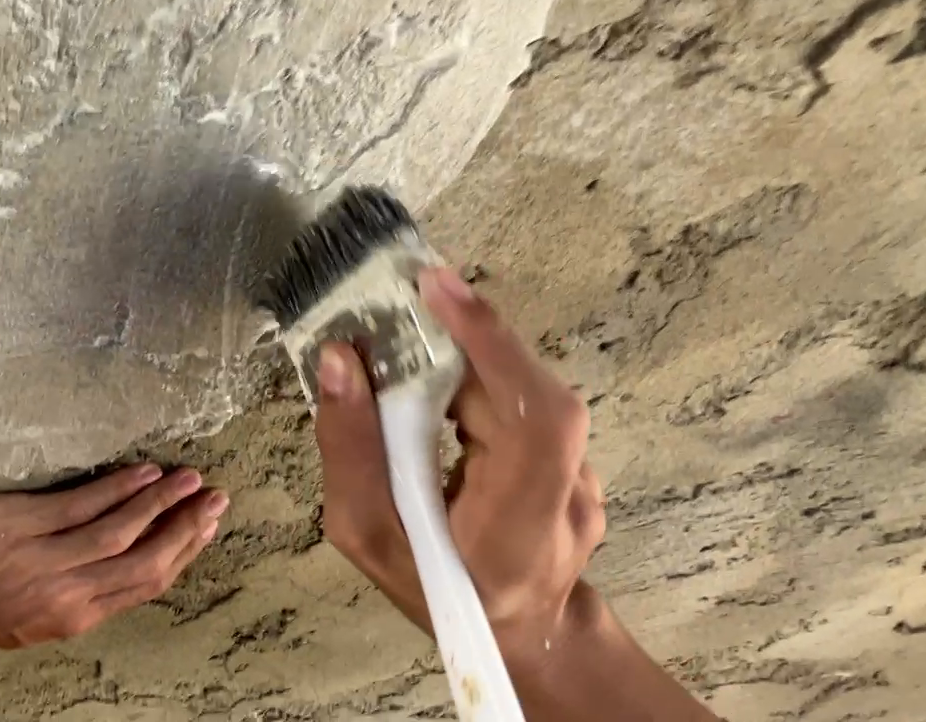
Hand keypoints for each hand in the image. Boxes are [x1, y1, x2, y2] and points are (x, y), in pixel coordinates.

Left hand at [0, 465, 226, 656]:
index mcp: (76, 615)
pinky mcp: (22, 524)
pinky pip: (80, 506)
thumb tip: (120, 562)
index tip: (208, 528)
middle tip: (217, 499)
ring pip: (120, 531)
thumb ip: (80, 592)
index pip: (145, 583)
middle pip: (145, 560)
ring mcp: (47, 556)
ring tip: (190, 480)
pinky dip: (118, 489)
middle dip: (186, 529)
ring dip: (161, 503)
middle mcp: (70, 591)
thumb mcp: (37, 616)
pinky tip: (143, 472)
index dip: (183, 554)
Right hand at [314, 266, 604, 656]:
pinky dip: (483, 373)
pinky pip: (526, 399)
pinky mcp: (579, 460)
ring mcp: (586, 476)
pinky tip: (443, 377)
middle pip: (529, 392)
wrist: (523, 637)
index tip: (436, 287)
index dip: (492, 344)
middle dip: (467, 337)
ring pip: (528, 389)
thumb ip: (349, 450)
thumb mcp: (364, 531)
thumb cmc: (432, 589)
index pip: (534, 420)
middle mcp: (570, 495)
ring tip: (414, 332)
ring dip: (471, 353)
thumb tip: (339, 358)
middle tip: (407, 298)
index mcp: (518, 527)